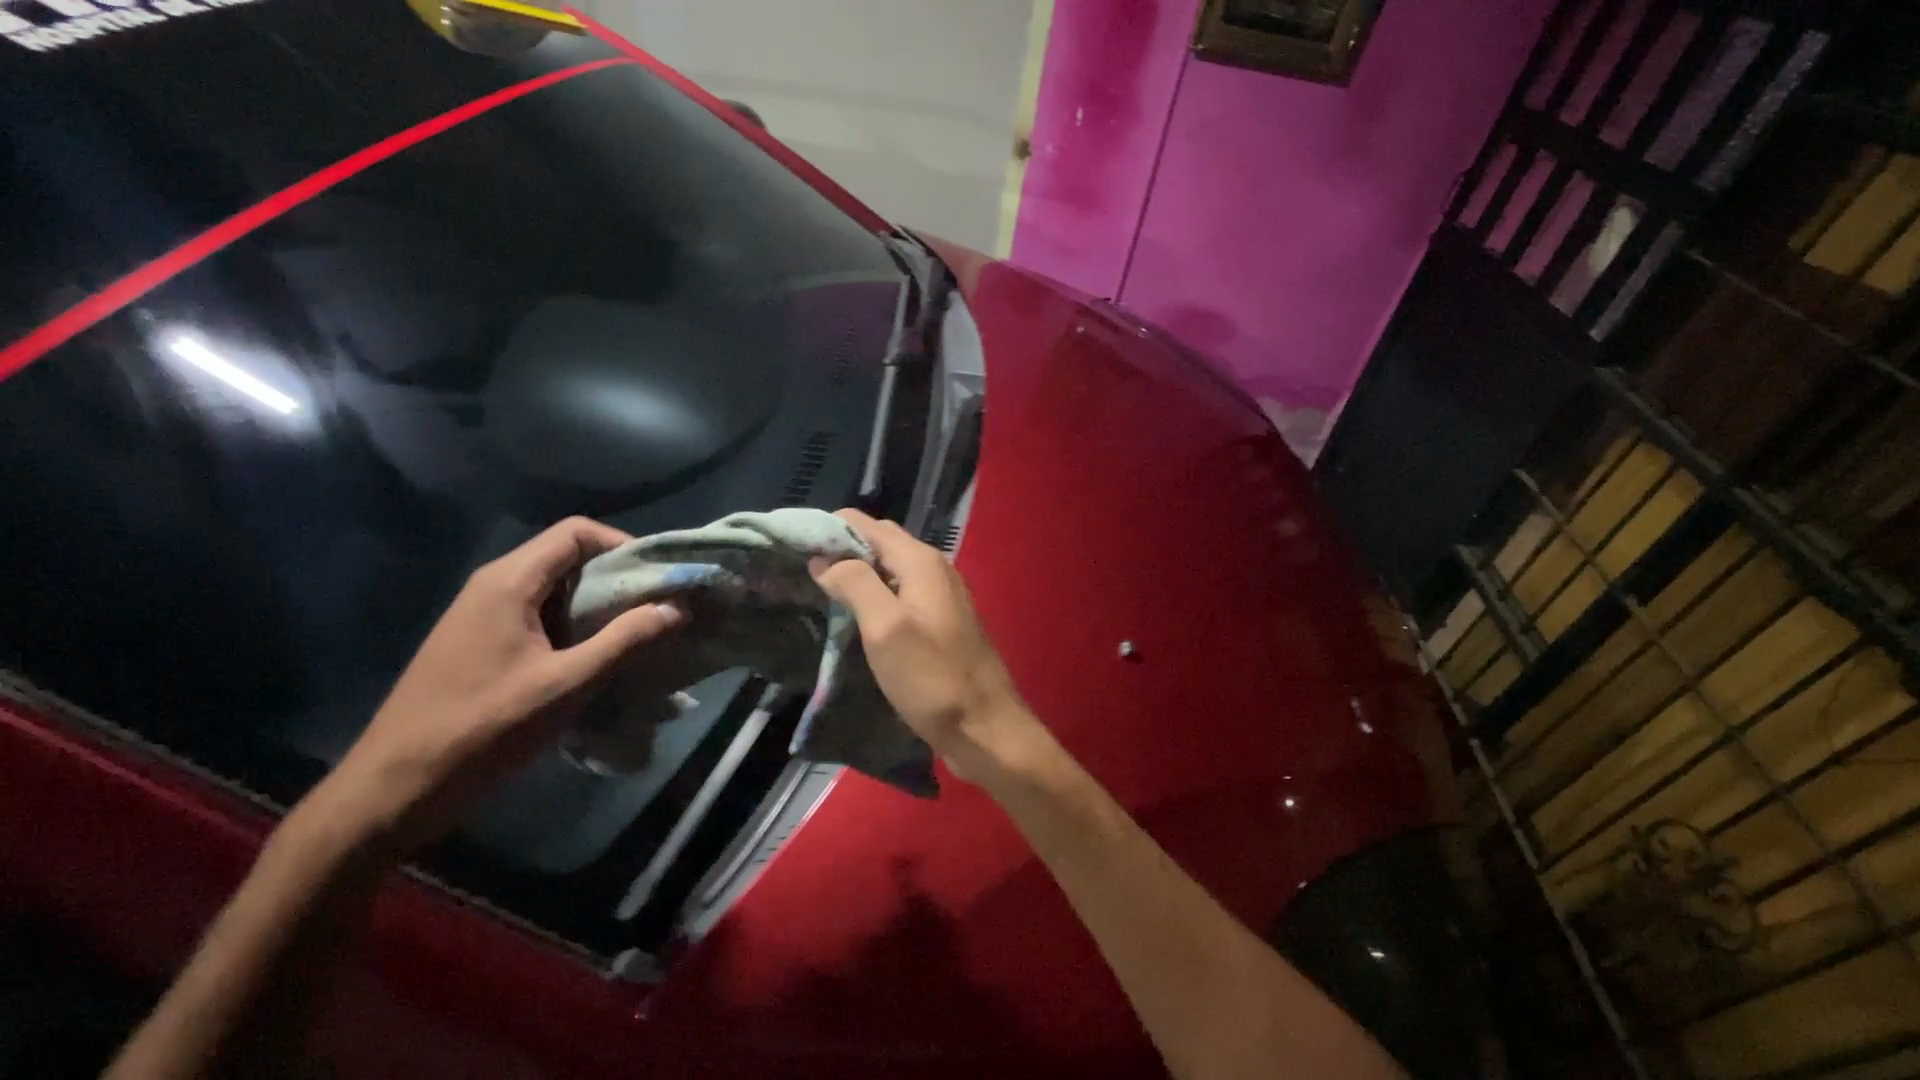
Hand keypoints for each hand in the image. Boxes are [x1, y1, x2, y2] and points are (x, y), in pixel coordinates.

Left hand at [310, 517, 684, 850]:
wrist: (395, 786)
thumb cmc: (483, 728)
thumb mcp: (565, 686)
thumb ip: (625, 642)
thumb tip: (679, 607)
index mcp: (509, 581)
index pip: (577, 533)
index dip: (625, 546)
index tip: (661, 580)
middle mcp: (494, 586)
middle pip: (568, 559)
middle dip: (619, 580)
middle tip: (659, 611)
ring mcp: (482, 616)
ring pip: (555, 592)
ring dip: (599, 608)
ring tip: (637, 638)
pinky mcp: (479, 645)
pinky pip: (538, 618)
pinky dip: (574, 629)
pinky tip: (595, 663)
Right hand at [810, 508, 1042, 784]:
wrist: (986, 728)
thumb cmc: (932, 678)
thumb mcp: (885, 629)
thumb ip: (855, 584)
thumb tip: (825, 559)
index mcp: (921, 562)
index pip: (868, 525)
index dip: (830, 529)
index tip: (794, 546)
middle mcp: (935, 570)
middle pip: (880, 544)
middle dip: (842, 551)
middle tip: (802, 572)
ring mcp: (941, 598)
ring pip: (890, 572)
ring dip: (858, 576)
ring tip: (820, 593)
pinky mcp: (941, 624)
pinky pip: (901, 596)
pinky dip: (876, 597)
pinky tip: (855, 618)